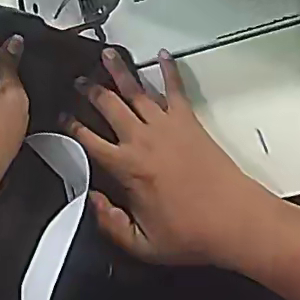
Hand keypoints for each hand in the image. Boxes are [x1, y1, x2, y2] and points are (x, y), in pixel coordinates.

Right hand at [69, 50, 277, 269]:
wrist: (236, 220)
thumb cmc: (192, 233)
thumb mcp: (143, 245)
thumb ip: (111, 224)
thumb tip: (92, 201)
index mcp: (127, 167)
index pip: (89, 139)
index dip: (71, 126)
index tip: (62, 117)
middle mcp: (142, 140)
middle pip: (108, 105)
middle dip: (89, 91)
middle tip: (78, 82)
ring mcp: (166, 126)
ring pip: (135, 90)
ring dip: (119, 71)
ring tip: (107, 55)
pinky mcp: (188, 121)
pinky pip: (175, 90)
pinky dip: (168, 70)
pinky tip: (162, 56)